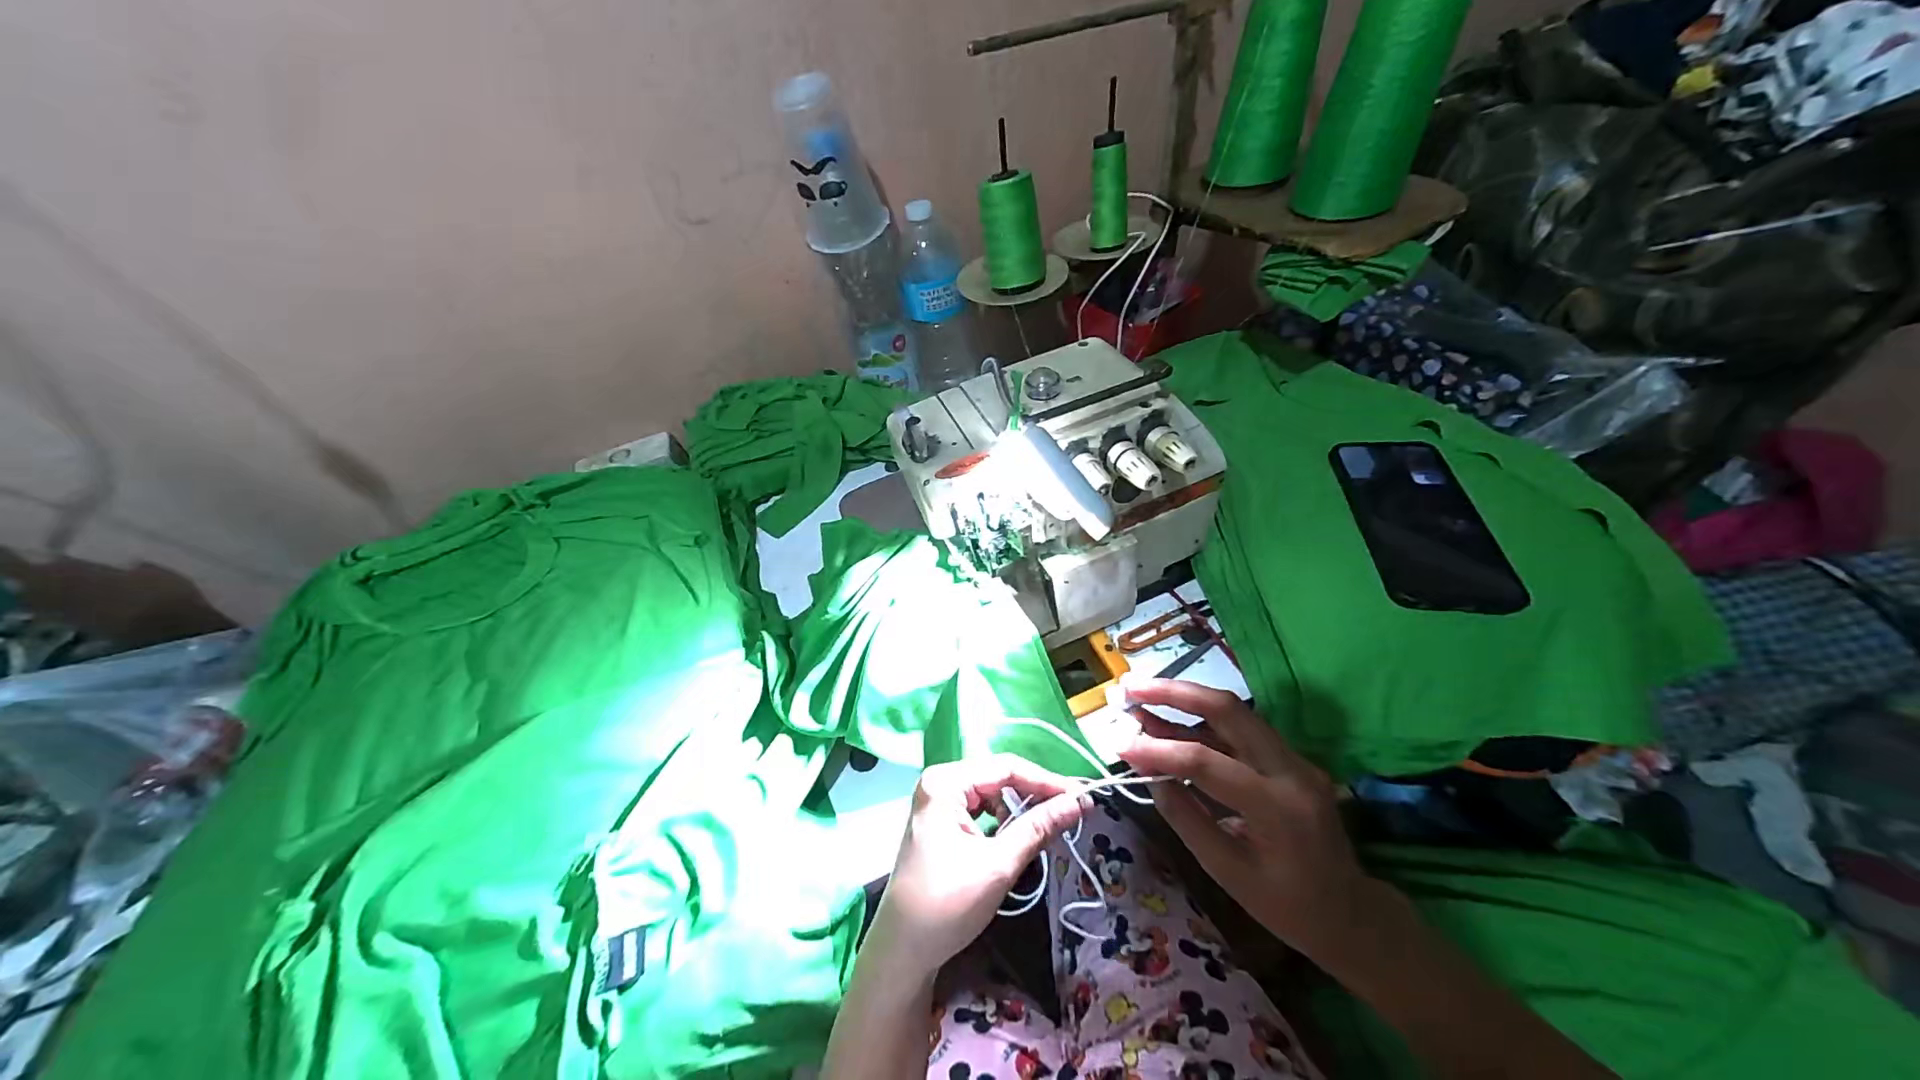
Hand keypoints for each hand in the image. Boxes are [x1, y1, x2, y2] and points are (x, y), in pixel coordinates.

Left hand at [866, 755, 1089, 981]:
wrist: (902, 951)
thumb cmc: (947, 906)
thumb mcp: (999, 864)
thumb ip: (1038, 827)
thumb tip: (1080, 801)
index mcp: (946, 783)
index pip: (1007, 768)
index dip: (1047, 781)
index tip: (1084, 797)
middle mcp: (939, 782)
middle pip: (999, 777)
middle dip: (1036, 793)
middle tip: (1074, 810)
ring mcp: (938, 802)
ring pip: (992, 793)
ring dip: (1020, 808)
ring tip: (1051, 825)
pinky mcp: (941, 822)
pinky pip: (981, 809)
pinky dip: (1004, 821)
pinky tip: (1021, 835)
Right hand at [1117, 679, 1377, 958]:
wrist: (1350, 913)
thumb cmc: (1287, 906)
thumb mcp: (1227, 871)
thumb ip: (1186, 818)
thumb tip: (1150, 776)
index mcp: (1277, 806)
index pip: (1207, 762)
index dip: (1159, 751)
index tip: (1121, 747)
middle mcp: (1291, 769)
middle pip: (1228, 711)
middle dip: (1174, 693)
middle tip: (1130, 688)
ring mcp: (1294, 760)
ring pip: (1234, 713)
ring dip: (1185, 701)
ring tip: (1139, 699)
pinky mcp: (1288, 759)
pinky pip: (1240, 731)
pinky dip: (1200, 723)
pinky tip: (1169, 724)